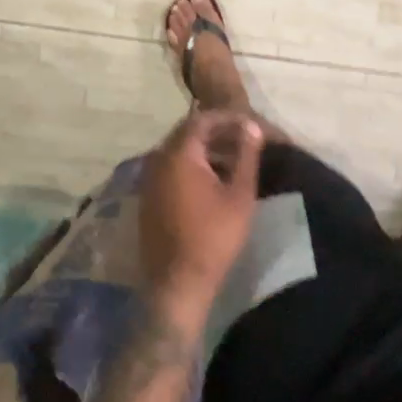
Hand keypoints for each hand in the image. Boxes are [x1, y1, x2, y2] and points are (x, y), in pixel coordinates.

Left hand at [138, 110, 263, 313]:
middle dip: (217, 132)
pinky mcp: (149, 199)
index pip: (201, 119)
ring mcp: (149, 181)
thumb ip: (247, 155)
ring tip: (234, 160)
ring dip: (205, 150)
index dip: (227, 118)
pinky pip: (170, 169)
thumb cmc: (215, 236)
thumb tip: (252, 126)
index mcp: (179, 155)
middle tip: (244, 140)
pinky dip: (192, 166)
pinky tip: (213, 180)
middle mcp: (158, 161)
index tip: (250, 125)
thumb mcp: (240, 194)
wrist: (178, 283)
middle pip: (188, 133)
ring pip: (178, 152)